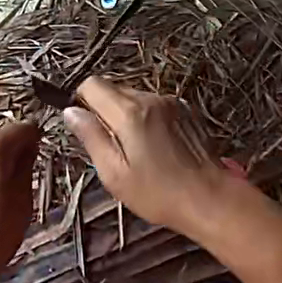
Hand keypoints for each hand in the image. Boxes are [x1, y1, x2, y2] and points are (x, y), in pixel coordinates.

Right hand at [63, 77, 236, 233]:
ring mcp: (171, 102)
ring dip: (126, 114)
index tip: (85, 124)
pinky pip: (154, 104)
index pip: (92, 84)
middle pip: (114, 89)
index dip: (82, 100)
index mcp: (129, 112)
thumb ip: (91, 137)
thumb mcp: (114, 173)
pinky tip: (155, 145)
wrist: (211, 198)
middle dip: (104, 110)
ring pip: (134, 96)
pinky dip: (147, 118)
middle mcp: (150, 98)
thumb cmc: (158, 193)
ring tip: (135, 149)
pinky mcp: (185, 109)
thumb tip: (70, 111)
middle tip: (111, 145)